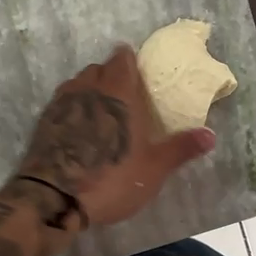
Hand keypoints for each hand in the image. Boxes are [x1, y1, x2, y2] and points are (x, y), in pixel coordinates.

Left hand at [15, 44, 215, 227]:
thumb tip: (210, 136)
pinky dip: (75, 109)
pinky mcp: (44, 120)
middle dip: (112, 76)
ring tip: (104, 113)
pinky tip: (82, 130)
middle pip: (100, 69)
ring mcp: (62, 103)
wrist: (53, 197)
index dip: (131, 62)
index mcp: (118, 90)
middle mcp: (88, 88)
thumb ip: (181, 149)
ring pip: (79, 84)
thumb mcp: (153, 168)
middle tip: (126, 97)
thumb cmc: (111, 177)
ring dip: (91, 91)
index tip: (139, 74)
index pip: (122, 58)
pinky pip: (64, 103)